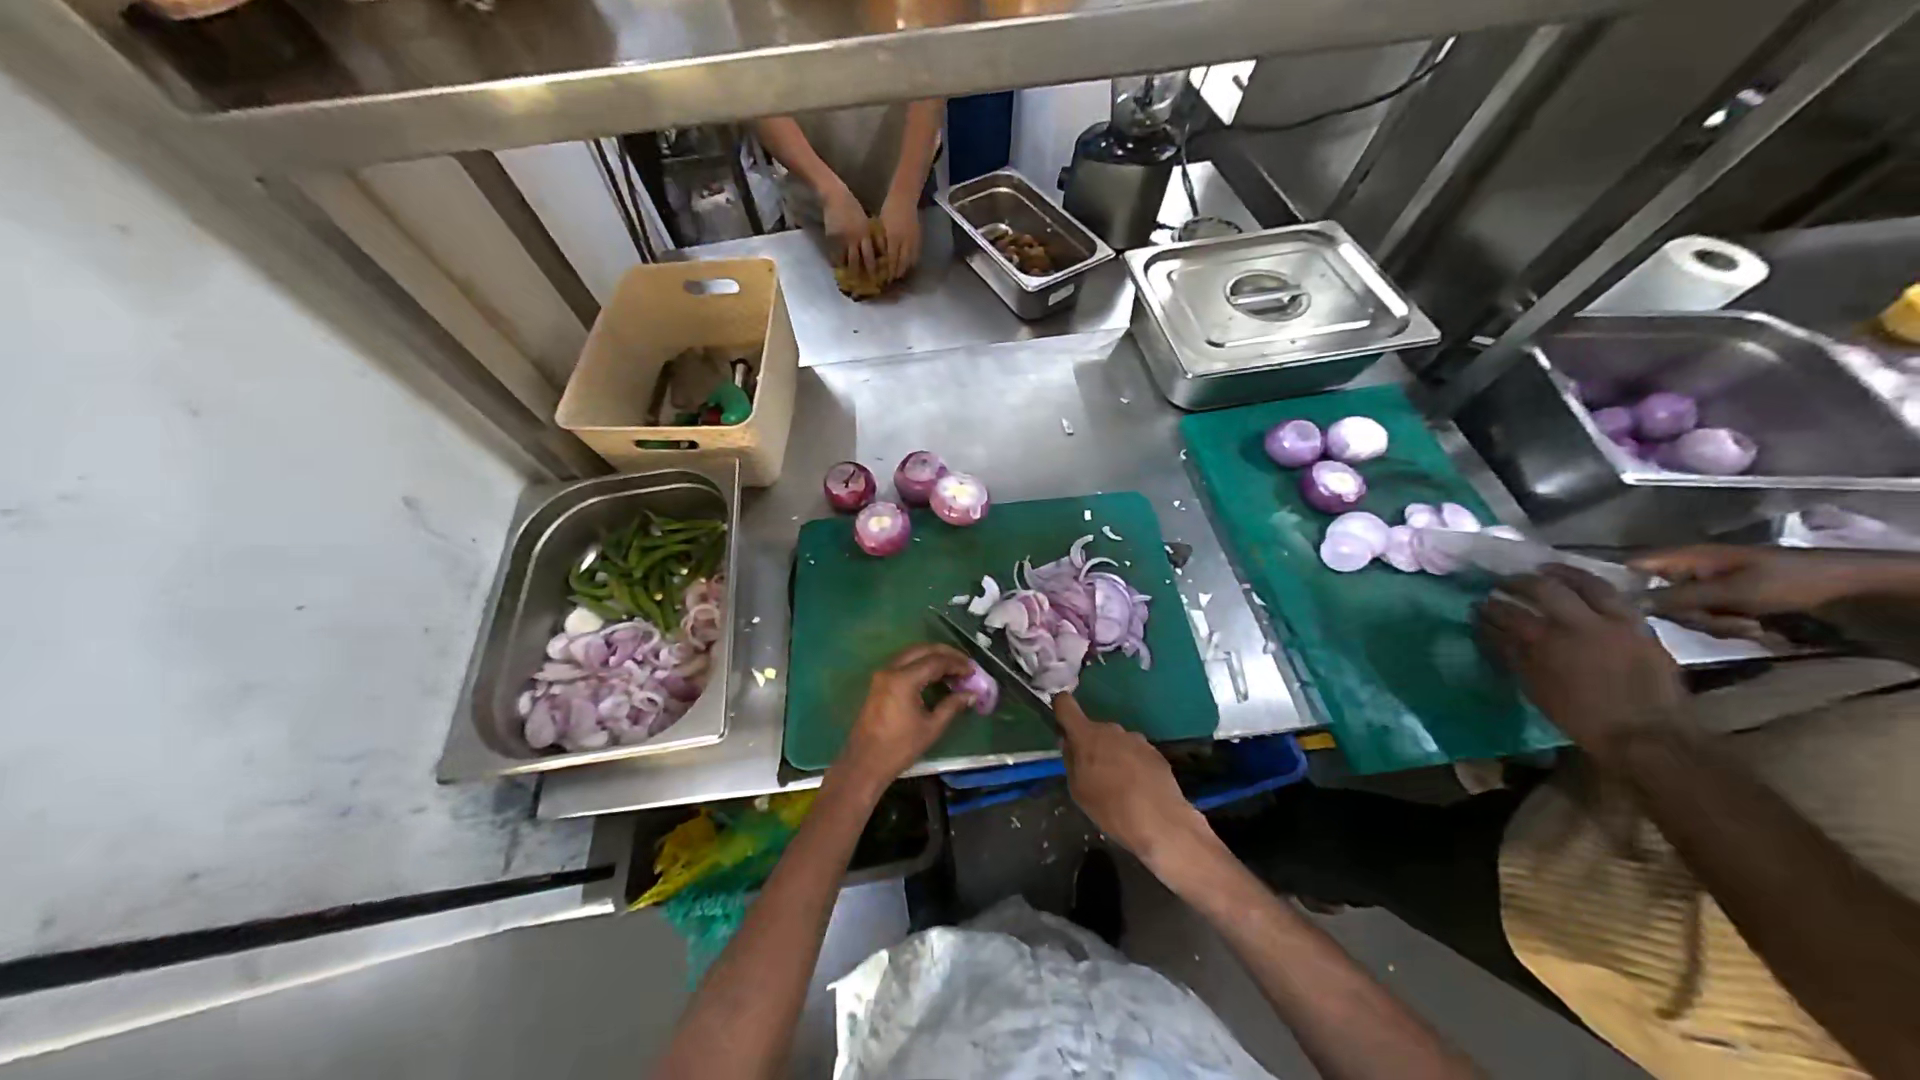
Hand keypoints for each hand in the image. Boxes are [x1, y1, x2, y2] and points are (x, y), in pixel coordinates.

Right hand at [820, 181, 877, 279]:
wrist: (835, 197)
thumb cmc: (853, 207)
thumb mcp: (865, 222)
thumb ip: (869, 237)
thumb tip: (875, 251)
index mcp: (865, 234)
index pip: (870, 255)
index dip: (873, 268)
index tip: (876, 278)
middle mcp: (855, 239)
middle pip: (858, 261)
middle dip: (860, 274)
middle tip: (862, 285)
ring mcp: (842, 239)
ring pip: (846, 260)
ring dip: (848, 271)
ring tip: (849, 280)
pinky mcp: (831, 239)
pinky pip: (835, 255)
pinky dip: (838, 262)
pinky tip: (839, 268)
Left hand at [835, 644, 974, 789]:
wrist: (864, 763)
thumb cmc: (899, 748)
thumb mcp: (931, 727)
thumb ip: (952, 705)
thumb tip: (971, 694)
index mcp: (904, 679)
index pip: (936, 661)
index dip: (957, 663)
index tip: (973, 670)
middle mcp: (891, 670)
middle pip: (922, 650)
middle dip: (946, 654)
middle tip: (965, 663)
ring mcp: (882, 675)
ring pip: (911, 654)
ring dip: (932, 657)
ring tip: (953, 669)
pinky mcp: (879, 682)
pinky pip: (903, 664)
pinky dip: (920, 664)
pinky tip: (934, 676)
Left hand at [877, 192, 921, 283]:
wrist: (904, 198)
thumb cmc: (889, 210)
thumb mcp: (881, 226)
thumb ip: (881, 242)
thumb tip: (879, 257)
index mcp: (893, 237)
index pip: (891, 259)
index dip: (889, 270)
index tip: (885, 278)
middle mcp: (905, 241)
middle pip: (902, 262)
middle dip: (897, 273)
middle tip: (892, 280)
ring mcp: (913, 240)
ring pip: (910, 260)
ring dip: (905, 269)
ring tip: (900, 275)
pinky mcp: (919, 238)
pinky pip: (916, 254)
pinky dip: (912, 262)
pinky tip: (908, 265)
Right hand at [1055, 693, 1211, 871]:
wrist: (1161, 822)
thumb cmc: (1110, 808)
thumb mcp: (1077, 790)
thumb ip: (1071, 760)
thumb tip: (1069, 743)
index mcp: (1087, 736)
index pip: (1065, 705)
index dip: (1060, 709)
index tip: (1061, 725)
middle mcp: (1112, 730)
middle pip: (1094, 730)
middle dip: (1091, 745)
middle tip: (1093, 773)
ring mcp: (1136, 739)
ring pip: (1116, 742)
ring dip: (1113, 755)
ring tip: (1119, 786)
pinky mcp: (1155, 752)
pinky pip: (1135, 753)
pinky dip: (1132, 765)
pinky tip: (1138, 789)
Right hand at [1478, 566, 1685, 767]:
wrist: (1647, 734)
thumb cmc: (1582, 717)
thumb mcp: (1536, 688)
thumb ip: (1513, 655)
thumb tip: (1490, 631)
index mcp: (1546, 642)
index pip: (1508, 614)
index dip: (1490, 608)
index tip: (1478, 605)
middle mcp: (1578, 624)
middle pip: (1542, 588)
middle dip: (1518, 582)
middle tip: (1504, 582)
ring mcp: (1613, 622)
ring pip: (1585, 583)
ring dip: (1560, 573)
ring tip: (1544, 570)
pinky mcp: (1639, 626)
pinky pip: (1615, 597)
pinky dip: (1593, 587)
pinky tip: (1582, 587)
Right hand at [1635, 544, 1919, 640]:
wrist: (1847, 589)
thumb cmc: (1786, 580)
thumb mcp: (1729, 591)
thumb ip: (1676, 598)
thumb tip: (1626, 604)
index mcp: (1682, 559)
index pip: (1630, 567)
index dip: (1616, 583)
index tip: (1614, 607)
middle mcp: (1688, 572)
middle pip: (1657, 598)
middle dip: (1686, 615)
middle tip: (1719, 621)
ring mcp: (1708, 589)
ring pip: (1685, 614)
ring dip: (1715, 625)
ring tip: (1750, 627)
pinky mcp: (1726, 605)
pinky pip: (1708, 620)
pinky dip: (1730, 628)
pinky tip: (1756, 629)